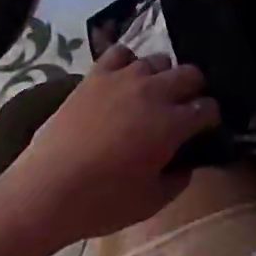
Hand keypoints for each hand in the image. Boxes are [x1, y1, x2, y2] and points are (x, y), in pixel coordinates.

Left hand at [3, 44, 219, 241]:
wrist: (45, 192)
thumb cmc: (102, 202)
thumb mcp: (153, 201)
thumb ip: (179, 178)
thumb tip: (186, 163)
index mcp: (173, 124)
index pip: (208, 107)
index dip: (211, 119)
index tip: (204, 130)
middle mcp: (154, 93)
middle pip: (191, 74)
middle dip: (195, 91)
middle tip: (184, 111)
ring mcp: (122, 80)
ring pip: (159, 60)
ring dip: (163, 76)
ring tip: (153, 95)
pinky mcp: (94, 77)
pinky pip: (120, 53)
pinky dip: (129, 63)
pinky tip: (124, 81)